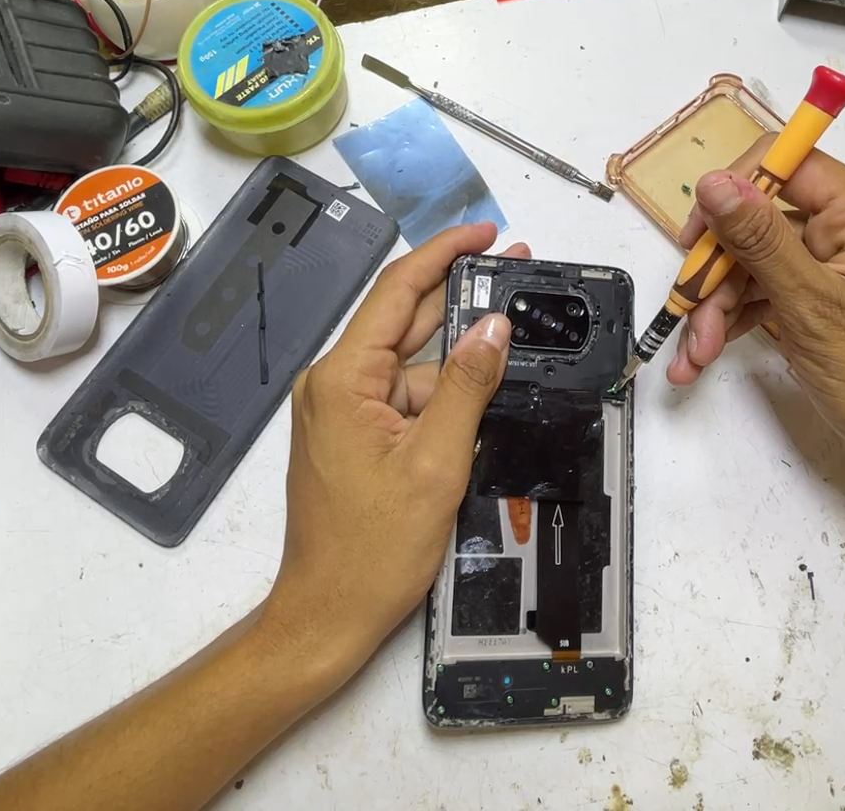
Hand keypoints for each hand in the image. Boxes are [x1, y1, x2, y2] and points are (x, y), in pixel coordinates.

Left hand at [261, 224, 520, 676]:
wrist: (328, 614)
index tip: (486, 232)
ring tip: (509, 346)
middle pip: (406, 320)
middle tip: (516, 268)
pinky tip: (481, 399)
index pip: (397, 292)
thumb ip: (467, 386)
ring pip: (412, 363)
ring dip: (459, 356)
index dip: (443, 252)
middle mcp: (337, 381)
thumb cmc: (376, 547)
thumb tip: (495, 326)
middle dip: (461, 295)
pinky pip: (407, 395)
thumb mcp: (437, 462)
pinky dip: (444, 393)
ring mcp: (343, 408)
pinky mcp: (355, 432)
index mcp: (344, 377)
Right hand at [667, 138, 844, 488]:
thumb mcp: (813, 308)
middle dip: (716, 272)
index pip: (788, 164)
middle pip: (757, 220)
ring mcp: (828, 264)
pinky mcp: (813, 295)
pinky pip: (758, 290)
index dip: (733, 191)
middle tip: (687, 314)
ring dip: (715, 306)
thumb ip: (761, 241)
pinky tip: (703, 355)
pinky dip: (729, 320)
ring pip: (749, 261)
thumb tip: (714, 181)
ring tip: (694, 356)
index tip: (695, 237)